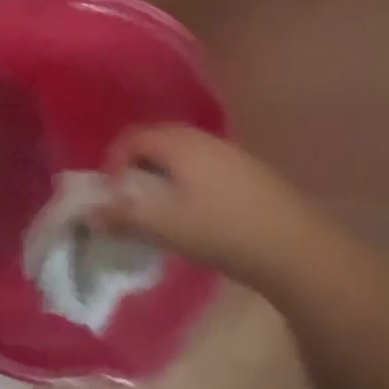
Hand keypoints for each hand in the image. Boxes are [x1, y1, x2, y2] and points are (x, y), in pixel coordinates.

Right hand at [98, 125, 344, 290]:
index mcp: (181, 144)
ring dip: (162, 176)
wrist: (298, 250)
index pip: (132, 137)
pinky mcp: (251, 175)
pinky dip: (188, 184)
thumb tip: (90, 214)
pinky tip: (196, 215)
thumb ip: (122, 217)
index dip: (112, 163)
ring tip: (161, 211)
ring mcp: (233, 155)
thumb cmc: (222, 231)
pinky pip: (205, 168)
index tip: (112, 195)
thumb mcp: (164, 226)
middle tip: (130, 200)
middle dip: (136, 168)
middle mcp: (206, 140)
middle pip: (157, 141)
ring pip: (183, 156)